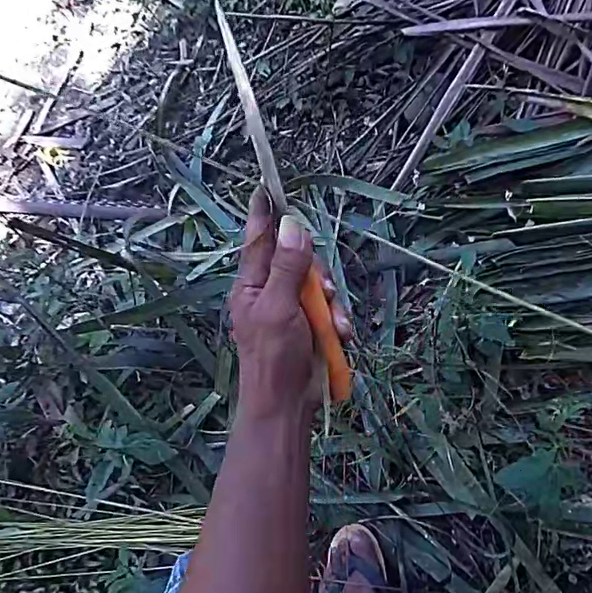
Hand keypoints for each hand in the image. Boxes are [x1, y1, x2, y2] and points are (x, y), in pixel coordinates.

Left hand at [229, 187, 350, 421]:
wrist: (287, 404)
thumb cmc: (272, 357)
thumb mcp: (278, 308)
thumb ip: (287, 268)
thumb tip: (292, 225)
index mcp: (252, 285)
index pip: (259, 240)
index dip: (265, 214)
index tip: (267, 187)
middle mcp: (273, 292)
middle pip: (300, 261)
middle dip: (317, 276)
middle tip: (323, 292)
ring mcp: (294, 310)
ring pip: (321, 287)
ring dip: (332, 306)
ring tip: (334, 326)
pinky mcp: (313, 327)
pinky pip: (332, 311)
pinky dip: (338, 323)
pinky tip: (339, 337)